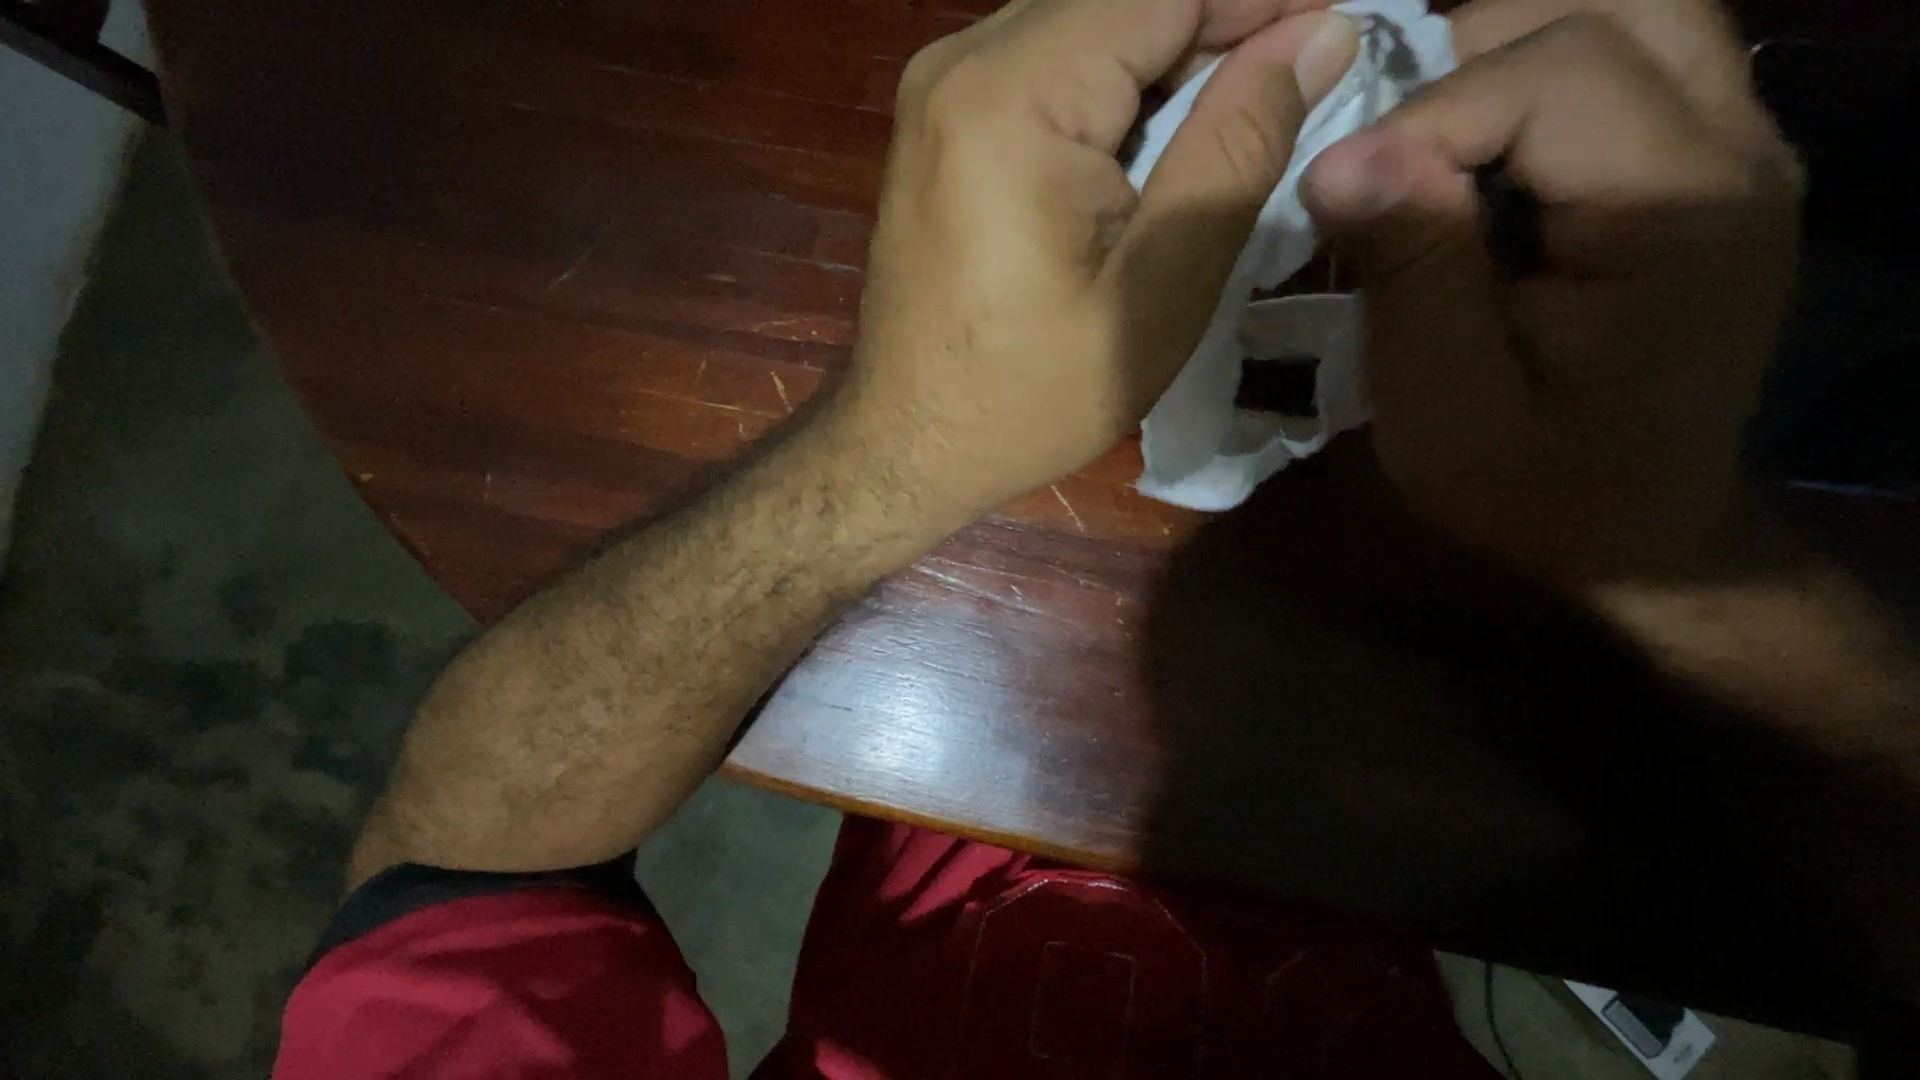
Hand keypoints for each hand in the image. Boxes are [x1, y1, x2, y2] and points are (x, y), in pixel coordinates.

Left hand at [836, 0, 1358, 524]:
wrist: (910, 442)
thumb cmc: (1031, 395)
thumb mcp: (1157, 289)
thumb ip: (1237, 149)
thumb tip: (1318, 36)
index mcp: (1011, 97)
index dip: (1261, 1)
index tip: (1337, 37)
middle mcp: (959, 65)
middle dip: (1216, 26)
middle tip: (1300, 81)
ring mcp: (939, 93)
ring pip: (1083, 28)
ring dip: (1168, 58)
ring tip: (1239, 115)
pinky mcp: (938, 128)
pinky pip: (1041, 71)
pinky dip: (1111, 91)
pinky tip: (1157, 139)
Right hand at [1302, 0, 1802, 584]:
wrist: (1634, 531)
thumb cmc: (1530, 486)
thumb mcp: (1445, 405)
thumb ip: (1410, 273)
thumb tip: (1339, 157)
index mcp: (1679, 212)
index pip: (1557, 71)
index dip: (1428, 114)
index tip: (1341, 193)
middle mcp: (1736, 149)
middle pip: (1609, 9)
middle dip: (1467, 61)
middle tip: (1381, 150)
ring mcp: (1734, 149)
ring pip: (1627, 18)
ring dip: (1502, 64)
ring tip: (1419, 148)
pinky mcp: (1701, 167)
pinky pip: (1625, 67)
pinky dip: (1529, 90)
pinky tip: (1471, 166)